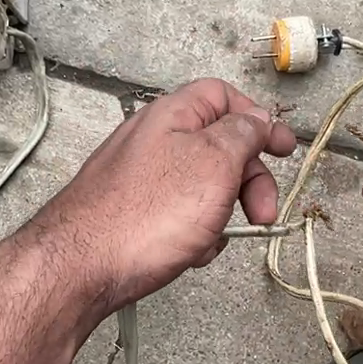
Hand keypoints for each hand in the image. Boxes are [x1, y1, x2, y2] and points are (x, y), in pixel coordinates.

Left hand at [21, 78, 296, 316]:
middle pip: (218, 145)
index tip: (281, 146)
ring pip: (200, 186)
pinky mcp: (130, 210)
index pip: (224, 96)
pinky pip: (177, 213)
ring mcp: (139, 176)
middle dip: (247, 179)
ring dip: (219, 212)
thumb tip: (258, 118)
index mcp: (172, 114)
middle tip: (262, 210)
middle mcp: (153, 139)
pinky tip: (186, 250)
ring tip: (212, 236)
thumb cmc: (140, 215)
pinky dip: (191, 231)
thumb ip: (242, 133)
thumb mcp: (214, 161)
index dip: (258, 119)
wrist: (81, 267)